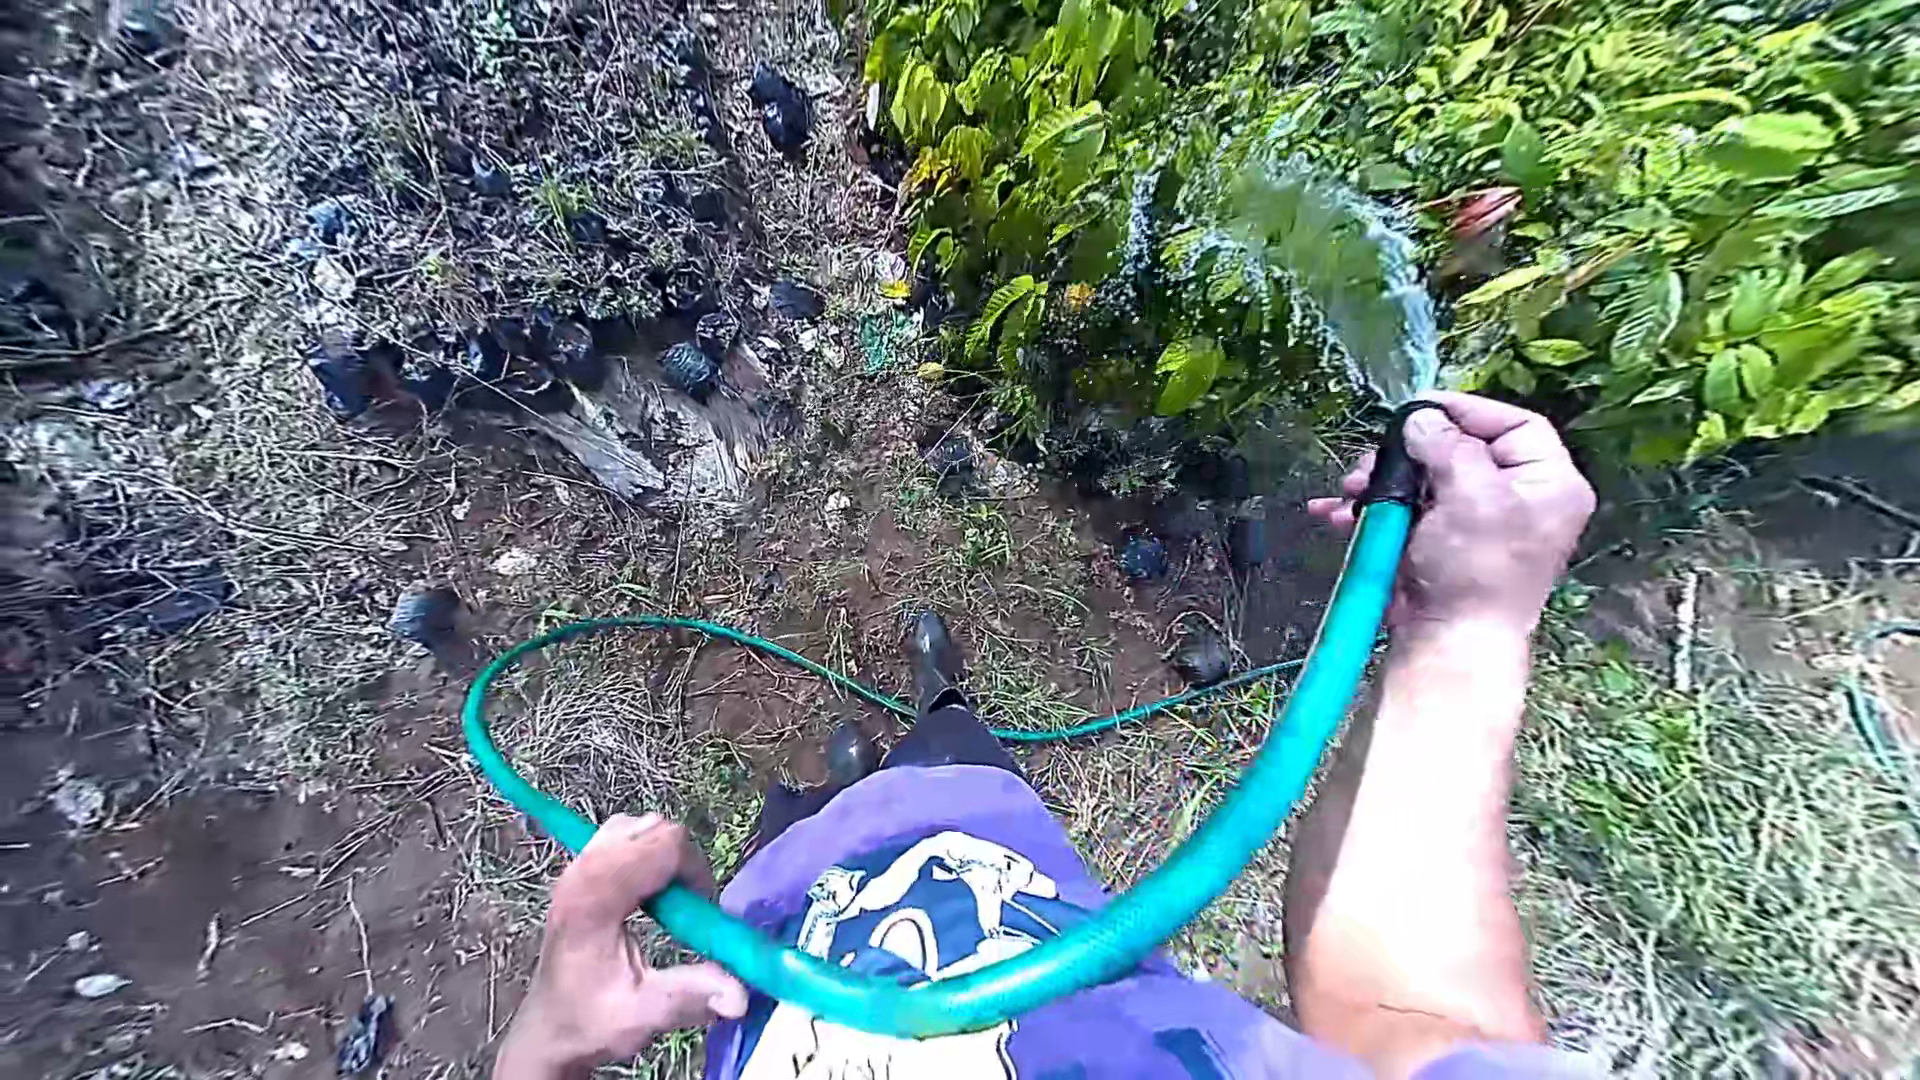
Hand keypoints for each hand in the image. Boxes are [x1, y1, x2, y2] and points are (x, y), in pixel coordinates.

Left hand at [494, 814, 749, 1079]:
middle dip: (684, 861)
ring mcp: (579, 863)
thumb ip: (689, 997)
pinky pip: (627, 830)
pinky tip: (645, 883)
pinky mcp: (581, 862)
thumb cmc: (589, 1023)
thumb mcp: (641, 1017)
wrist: (544, 1031)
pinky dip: (647, 847)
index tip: (702, 906)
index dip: (693, 869)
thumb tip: (742, 995)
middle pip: (657, 830)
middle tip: (689, 902)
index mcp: (593, 903)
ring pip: (643, 825)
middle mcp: (583, 872)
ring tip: (667, 894)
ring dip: (666, 852)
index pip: (662, 846)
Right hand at [1308, 391, 1594, 634]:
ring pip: (1413, 479)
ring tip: (1348, 492)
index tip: (1419, 406)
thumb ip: (1450, 449)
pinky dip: (1362, 509)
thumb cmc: (1475, 568)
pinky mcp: (1424, 539)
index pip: (1514, 425)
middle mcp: (1506, 496)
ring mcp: (1461, 519)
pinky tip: (1333, 512)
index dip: (1467, 410)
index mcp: (1543, 483)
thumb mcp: (1474, 499)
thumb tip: (1420, 417)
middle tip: (1371, 462)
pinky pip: (1392, 510)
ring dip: (1374, 482)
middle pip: (1452, 450)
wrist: (1447, 635)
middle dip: (1403, 454)